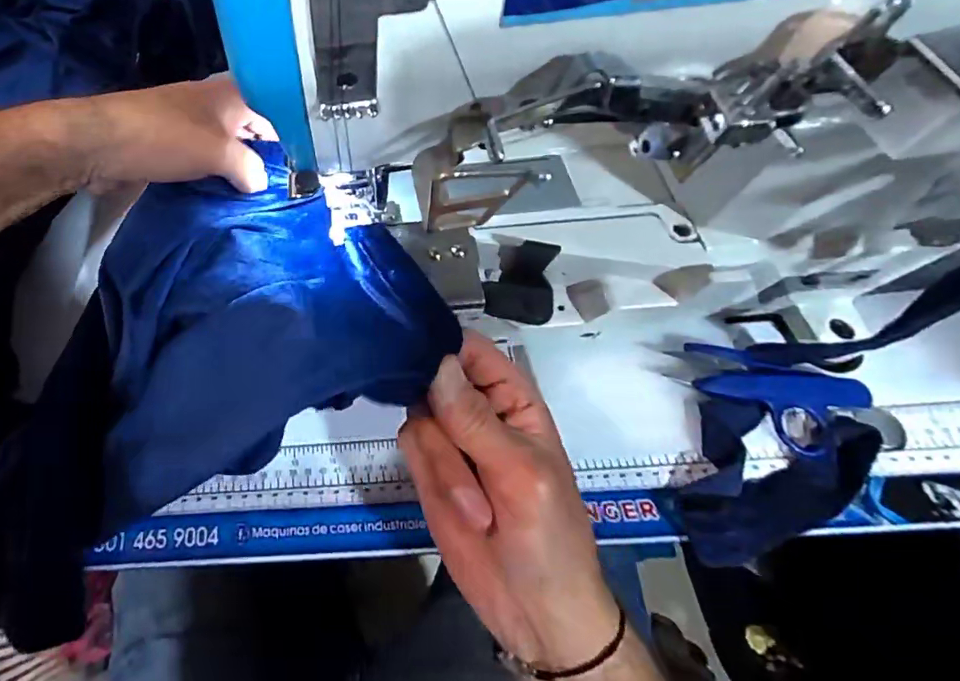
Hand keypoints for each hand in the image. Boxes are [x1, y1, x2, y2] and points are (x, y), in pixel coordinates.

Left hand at [74, 74, 276, 192]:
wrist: (100, 142)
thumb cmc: (166, 138)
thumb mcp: (220, 153)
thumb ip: (249, 168)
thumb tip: (260, 183)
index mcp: (231, 95)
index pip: (270, 121)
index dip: (279, 149)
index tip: (288, 180)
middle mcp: (212, 104)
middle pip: (244, 137)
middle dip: (254, 163)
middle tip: (269, 196)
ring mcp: (186, 123)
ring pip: (219, 151)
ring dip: (228, 173)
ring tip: (244, 203)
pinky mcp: (165, 143)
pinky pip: (196, 161)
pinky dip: (206, 176)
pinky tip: (213, 198)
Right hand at [400, 332, 628, 672]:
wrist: (534, 613)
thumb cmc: (549, 536)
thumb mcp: (519, 473)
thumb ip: (474, 420)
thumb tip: (437, 363)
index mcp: (512, 397)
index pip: (469, 349)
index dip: (442, 346)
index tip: (417, 361)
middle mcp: (476, 409)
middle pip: (432, 379)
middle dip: (439, 418)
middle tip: (459, 455)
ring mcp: (450, 439)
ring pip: (418, 418)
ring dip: (442, 465)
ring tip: (477, 509)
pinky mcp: (430, 469)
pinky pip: (410, 448)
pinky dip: (430, 478)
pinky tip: (458, 509)